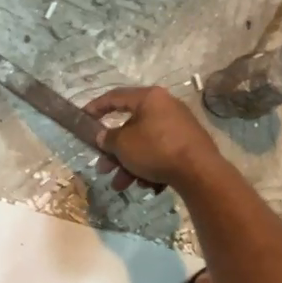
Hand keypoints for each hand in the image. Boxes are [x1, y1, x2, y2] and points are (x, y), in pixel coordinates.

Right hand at [86, 86, 222, 190]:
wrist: (198, 171)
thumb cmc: (155, 149)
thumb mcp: (123, 144)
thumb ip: (108, 138)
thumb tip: (102, 136)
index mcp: (149, 98)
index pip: (115, 97)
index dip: (96, 107)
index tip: (83, 118)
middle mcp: (165, 107)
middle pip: (130, 128)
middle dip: (113, 152)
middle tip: (102, 168)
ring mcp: (178, 126)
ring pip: (144, 145)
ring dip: (128, 166)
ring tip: (120, 185)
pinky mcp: (187, 145)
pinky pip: (160, 154)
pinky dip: (148, 168)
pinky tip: (146, 185)